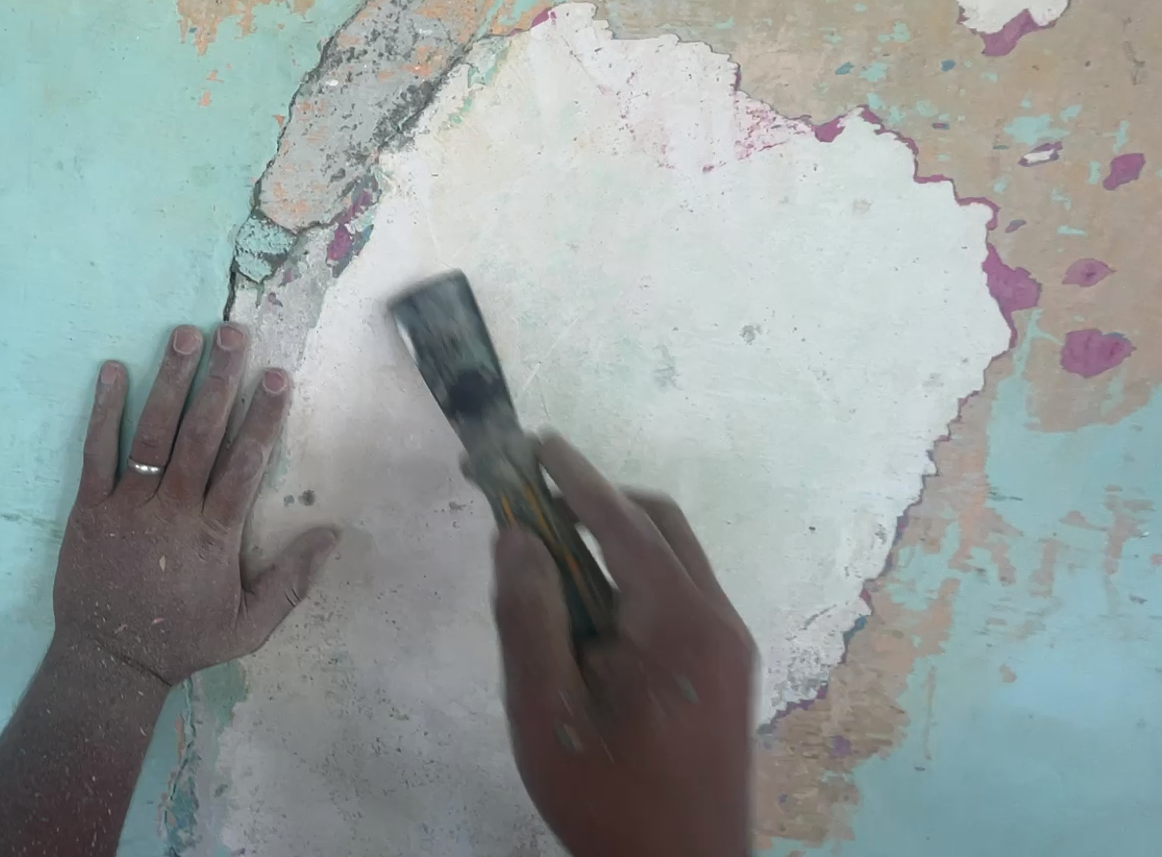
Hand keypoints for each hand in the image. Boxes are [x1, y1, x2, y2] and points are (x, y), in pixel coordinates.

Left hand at [54, 323, 339, 686]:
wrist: (108, 662)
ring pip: (152, 434)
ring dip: (170, 381)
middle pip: (200, 436)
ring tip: (184, 334)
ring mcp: (127, 506)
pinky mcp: (89, 507)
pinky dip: (103, 411)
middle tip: (233, 332)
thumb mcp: (249, 627)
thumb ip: (292, 582)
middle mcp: (172, 511)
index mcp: (213, 536)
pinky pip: (96, 453)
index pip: (244, 465)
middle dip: (220, 381)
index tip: (278, 375)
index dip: (263, 417)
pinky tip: (111, 370)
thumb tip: (333, 535)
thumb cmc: (183, 640)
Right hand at [494, 434, 755, 856]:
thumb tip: (515, 534)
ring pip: (664, 553)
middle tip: (528, 495)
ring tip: (542, 546)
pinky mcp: (717, 663)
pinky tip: (577, 597)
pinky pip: (668, 587)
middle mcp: (714, 620)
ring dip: (604, 532)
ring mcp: (722, 643)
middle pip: (654, 525)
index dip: (574, 476)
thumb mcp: (544, 708)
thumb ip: (527, 613)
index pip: (621, 523)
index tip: (535, 442)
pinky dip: (620, 567)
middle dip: (591, 497)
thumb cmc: (606, 795)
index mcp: (680, 624)